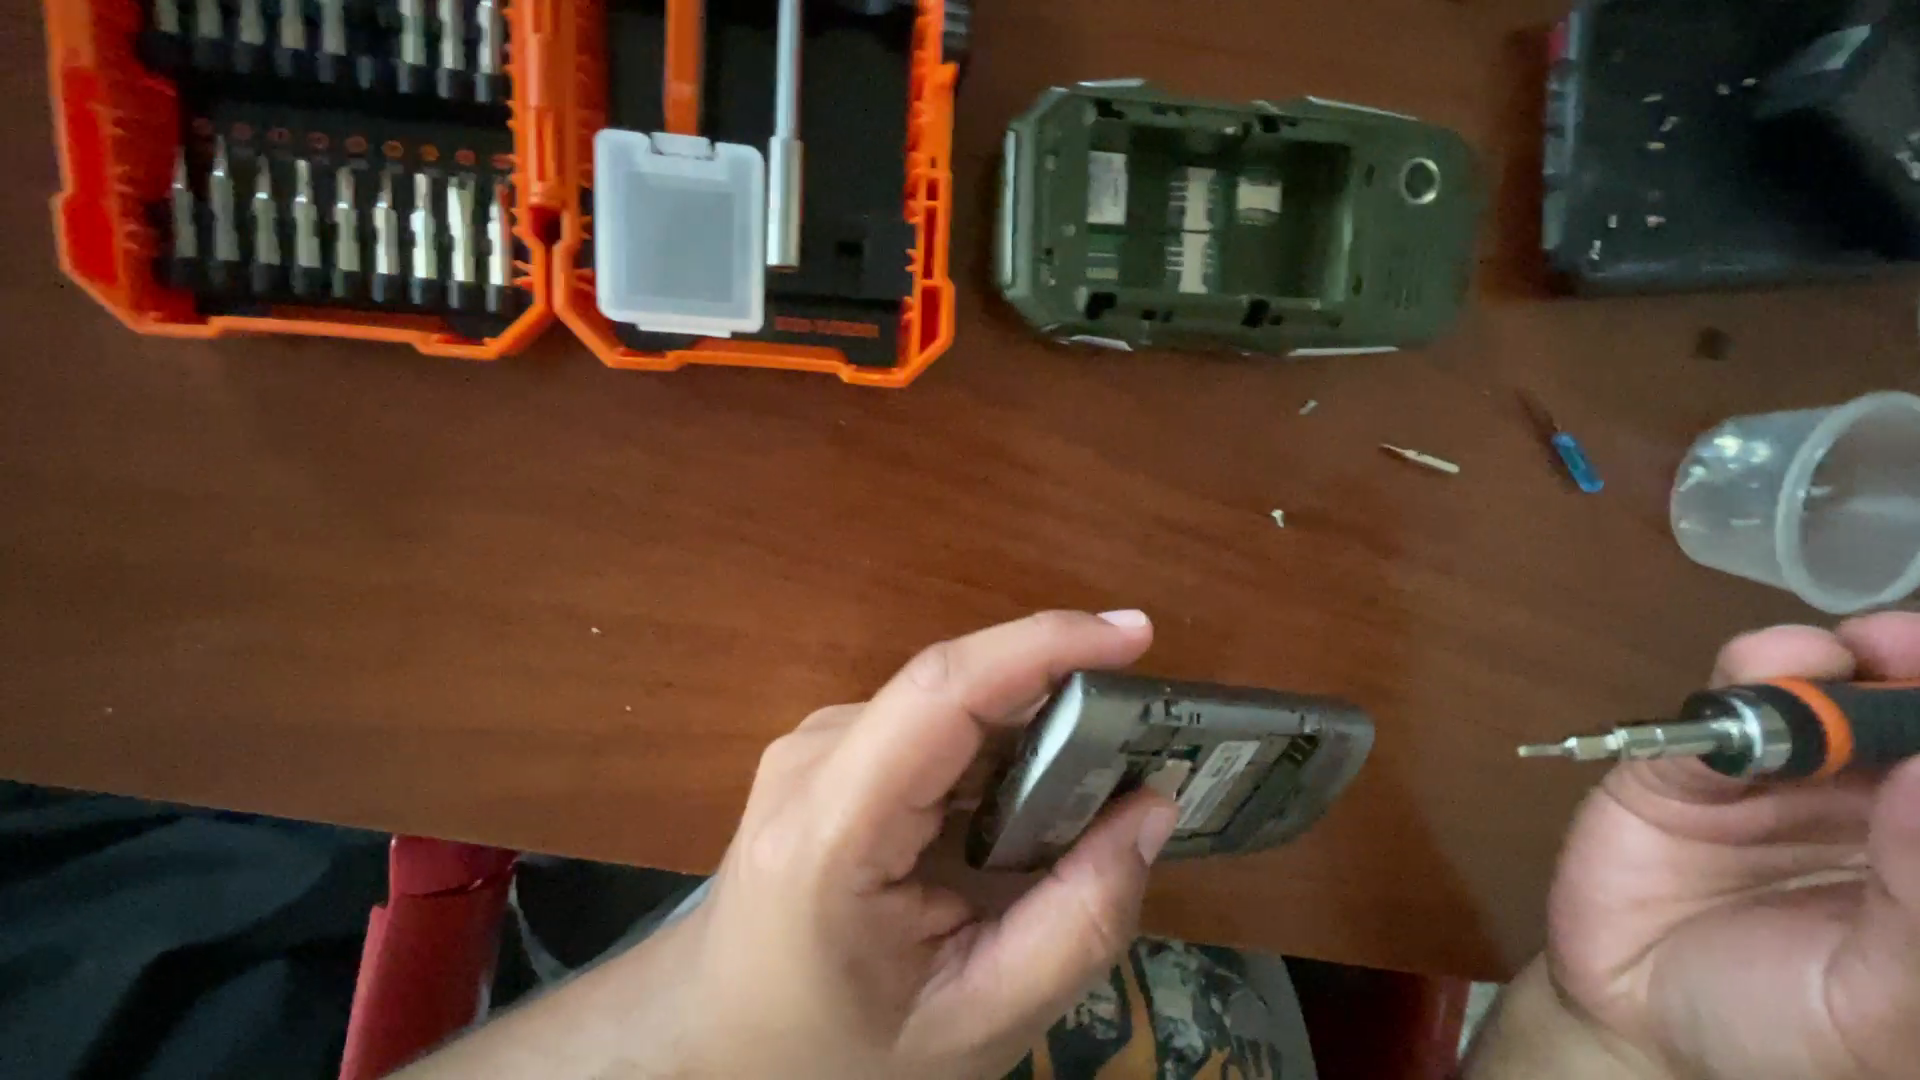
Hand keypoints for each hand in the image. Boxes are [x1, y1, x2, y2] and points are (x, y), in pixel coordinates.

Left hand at [410, 611, 1178, 1079]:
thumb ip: (1077, 923)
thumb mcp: (975, 1022)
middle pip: (950, 686)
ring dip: (1028, 720)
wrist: (716, 1035)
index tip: (1133, 635)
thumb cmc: (835, 1050)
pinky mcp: (828, 750)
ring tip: (1099, 774)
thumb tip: (1150, 808)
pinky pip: (929, 724)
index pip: (941, 693)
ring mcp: (814, 745)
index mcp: (832, 829)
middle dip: (1057, 685)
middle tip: (1146, 726)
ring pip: (946, 701)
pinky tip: (1028, 795)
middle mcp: (814, 757)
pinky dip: (994, 744)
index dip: (1040, 645)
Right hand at [1545, 612, 1919, 1078]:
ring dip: (1826, 661)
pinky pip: (1710, 717)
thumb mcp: (1888, 1005)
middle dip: (1907, 669)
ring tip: (1844, 652)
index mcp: (1919, 855)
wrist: (1631, 1018)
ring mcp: (1765, 780)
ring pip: (1807, 697)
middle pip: (1891, 719)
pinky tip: (1763, 673)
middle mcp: (1861, 805)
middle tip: (1899, 644)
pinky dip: (1741, 683)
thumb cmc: (1788, 1033)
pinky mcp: (1675, 768)